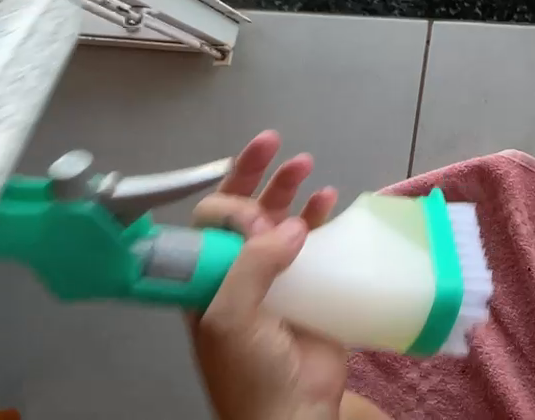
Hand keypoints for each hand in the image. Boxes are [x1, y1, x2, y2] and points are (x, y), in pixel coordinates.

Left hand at [190, 131, 343, 419]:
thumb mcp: (230, 318)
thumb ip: (251, 265)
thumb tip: (290, 225)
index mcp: (206, 280)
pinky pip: (314, 235)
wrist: (293, 412)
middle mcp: (237, 270)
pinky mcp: (311, 280)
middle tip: (272, 142)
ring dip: (288, 186)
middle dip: (254, 174)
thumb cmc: (249, 369)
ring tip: (305, 163)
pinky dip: (319, 211)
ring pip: (278, 216)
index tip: (248, 206)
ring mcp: (276, 274)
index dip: (226, 204)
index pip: (208, 224)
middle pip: (242, 209)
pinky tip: (328, 197)